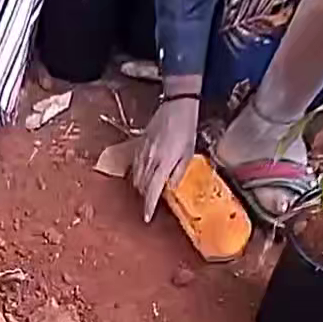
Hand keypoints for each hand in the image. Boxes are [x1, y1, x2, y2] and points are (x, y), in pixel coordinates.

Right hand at [133, 95, 197, 223]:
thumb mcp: (188, 152)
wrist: (177, 104)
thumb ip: (179, 172)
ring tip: (146, 191)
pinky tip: (142, 176)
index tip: (147, 218)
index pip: (153, 191)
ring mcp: (143, 152)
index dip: (149, 206)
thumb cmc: (186, 127)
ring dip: (140, 187)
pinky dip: (137, 174)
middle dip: (145, 197)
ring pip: (136, 178)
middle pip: (142, 187)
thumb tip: (171, 187)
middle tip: (150, 204)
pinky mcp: (139, 145)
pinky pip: (134, 166)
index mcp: (164, 163)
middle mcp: (150, 159)